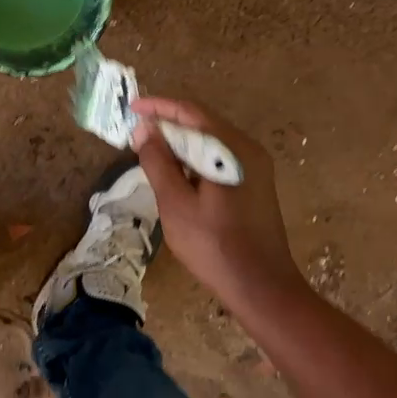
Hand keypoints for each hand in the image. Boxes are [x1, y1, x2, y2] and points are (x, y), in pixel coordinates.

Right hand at [131, 97, 298, 308]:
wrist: (264, 291)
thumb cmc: (216, 247)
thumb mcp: (176, 204)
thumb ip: (158, 162)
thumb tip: (144, 129)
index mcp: (231, 148)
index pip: (190, 111)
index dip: (158, 106)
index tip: (131, 108)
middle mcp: (247, 149)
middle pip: (202, 123)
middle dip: (168, 124)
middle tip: (137, 134)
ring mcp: (255, 167)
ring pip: (211, 140)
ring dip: (181, 142)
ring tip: (152, 152)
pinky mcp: (255, 185)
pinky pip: (220, 157)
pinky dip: (195, 158)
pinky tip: (178, 173)